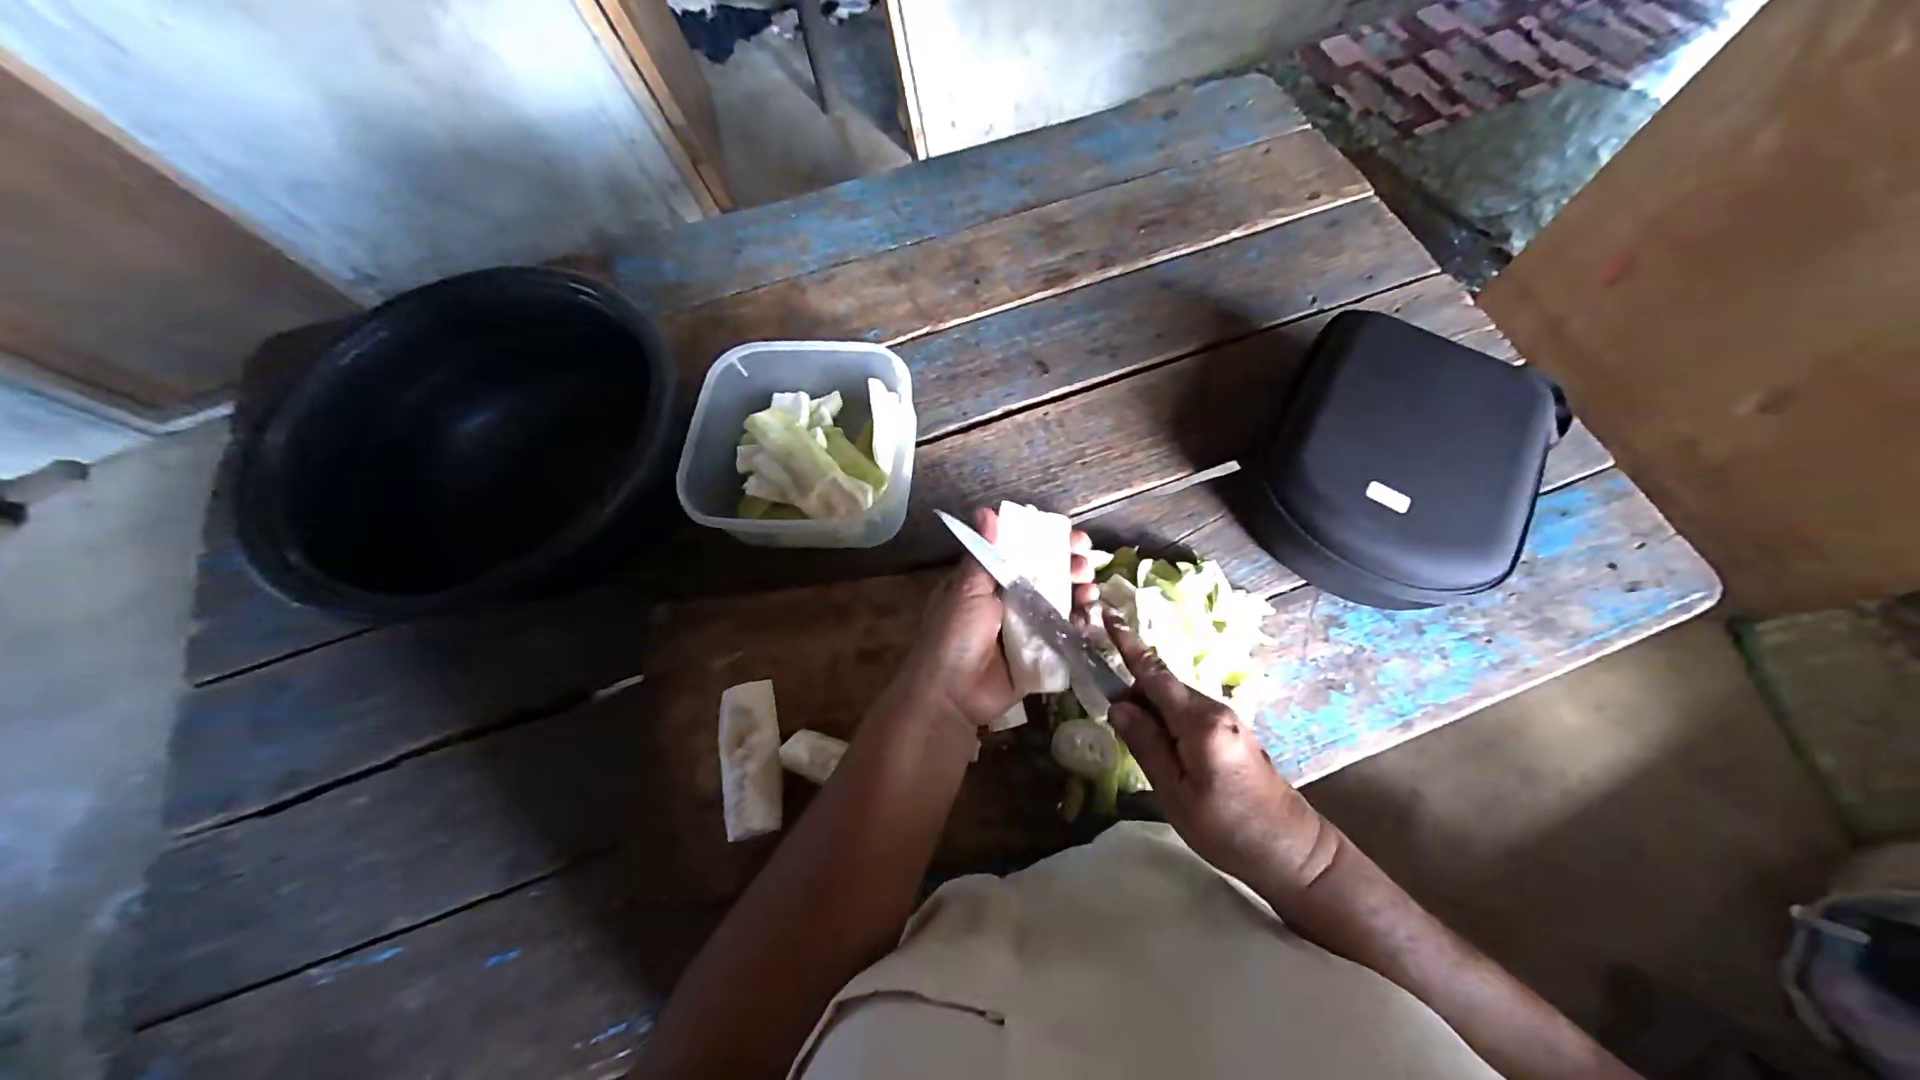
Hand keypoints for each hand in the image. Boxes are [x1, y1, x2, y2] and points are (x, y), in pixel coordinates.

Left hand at [878, 507, 1096, 731]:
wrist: (951, 693)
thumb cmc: (954, 635)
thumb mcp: (967, 590)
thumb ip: (983, 554)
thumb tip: (986, 511)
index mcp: (989, 581)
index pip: (1024, 552)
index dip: (1049, 542)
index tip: (1073, 537)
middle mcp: (1009, 600)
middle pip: (1048, 575)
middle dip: (1071, 566)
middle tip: (1087, 564)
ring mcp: (1026, 627)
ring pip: (1060, 602)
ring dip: (1079, 592)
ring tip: (1090, 589)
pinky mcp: (1039, 654)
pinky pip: (1064, 634)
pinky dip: (1080, 624)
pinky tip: (1090, 616)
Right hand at [1104, 610, 1339, 894]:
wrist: (1292, 853)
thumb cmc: (1228, 828)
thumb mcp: (1175, 793)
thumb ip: (1145, 744)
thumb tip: (1118, 706)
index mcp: (1199, 721)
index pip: (1154, 673)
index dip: (1127, 644)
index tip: (1106, 616)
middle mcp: (1215, 710)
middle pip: (1162, 686)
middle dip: (1134, 696)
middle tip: (1116, 730)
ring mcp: (1228, 720)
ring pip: (1175, 702)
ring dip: (1151, 714)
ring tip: (1141, 750)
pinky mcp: (1232, 734)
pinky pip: (1189, 716)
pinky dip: (1168, 723)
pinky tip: (1165, 755)